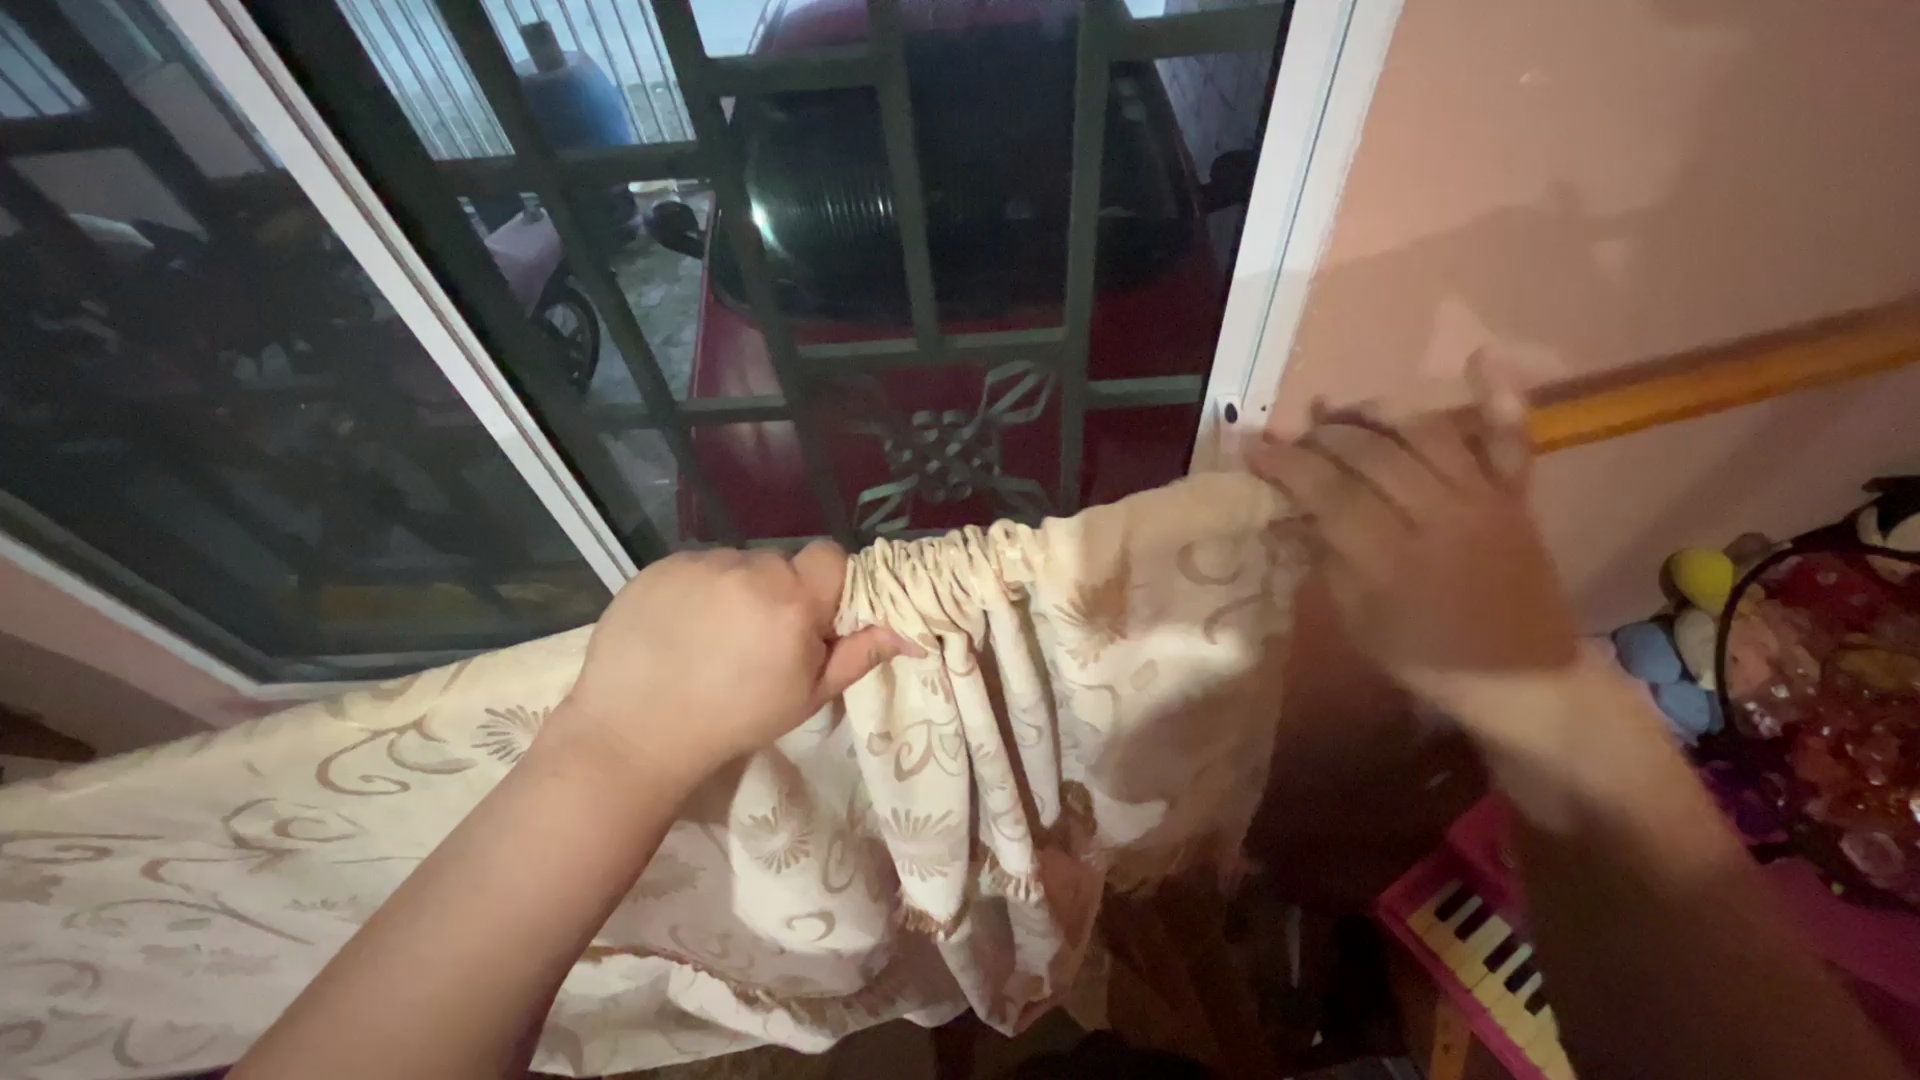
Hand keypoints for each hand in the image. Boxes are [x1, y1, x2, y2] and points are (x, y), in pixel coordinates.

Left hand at [547, 542, 919, 787]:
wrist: (636, 733)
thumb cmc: (735, 720)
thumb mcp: (807, 697)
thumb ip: (859, 655)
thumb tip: (909, 632)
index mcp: (793, 601)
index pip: (831, 557)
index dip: (827, 585)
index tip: (810, 620)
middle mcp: (750, 569)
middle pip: (782, 563)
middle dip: (780, 592)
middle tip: (759, 638)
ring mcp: (700, 564)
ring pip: (739, 564)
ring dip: (738, 589)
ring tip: (713, 636)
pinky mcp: (660, 565)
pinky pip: (697, 567)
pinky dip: (698, 590)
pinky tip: (681, 628)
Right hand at [1244, 363, 1578, 723]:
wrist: (1521, 679)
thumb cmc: (1424, 659)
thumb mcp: (1356, 621)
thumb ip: (1325, 558)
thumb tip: (1290, 511)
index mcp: (1392, 560)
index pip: (1329, 493)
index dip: (1286, 464)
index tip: (1253, 447)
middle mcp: (1439, 517)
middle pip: (1371, 453)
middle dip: (1322, 436)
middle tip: (1293, 438)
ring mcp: (1483, 500)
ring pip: (1425, 433)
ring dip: (1377, 413)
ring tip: (1343, 413)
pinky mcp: (1515, 497)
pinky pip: (1510, 440)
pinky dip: (1497, 397)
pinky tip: (1478, 357)